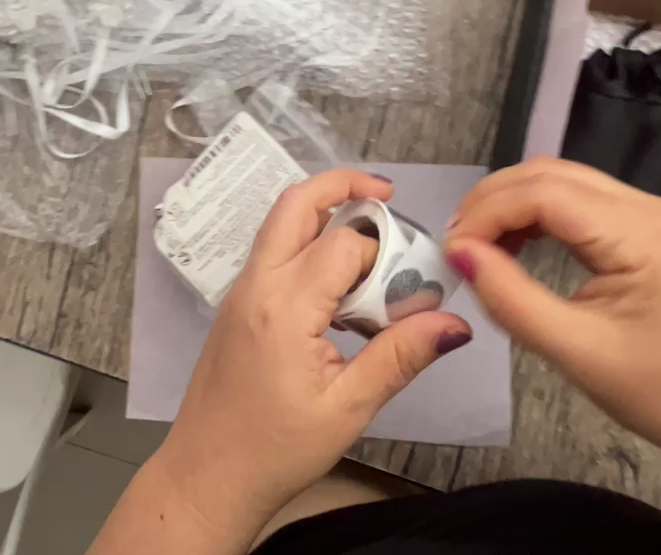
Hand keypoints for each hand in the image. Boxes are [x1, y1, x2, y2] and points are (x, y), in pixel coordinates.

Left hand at [152, 169, 474, 534]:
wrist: (205, 476)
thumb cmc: (275, 450)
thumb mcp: (348, 408)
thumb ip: (400, 356)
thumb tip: (454, 323)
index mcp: (284, 305)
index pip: (343, 244)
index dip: (383, 256)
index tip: (408, 289)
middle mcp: (257, 282)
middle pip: (296, 203)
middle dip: (342, 184)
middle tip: (387, 194)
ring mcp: (242, 288)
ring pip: (281, 221)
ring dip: (323, 210)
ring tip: (370, 233)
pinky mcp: (238, 300)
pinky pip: (273, 249)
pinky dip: (306, 240)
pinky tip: (338, 276)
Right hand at [444, 158, 660, 464]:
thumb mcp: (577, 354)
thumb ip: (510, 298)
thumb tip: (458, 253)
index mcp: (643, 235)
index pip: (545, 193)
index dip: (489, 212)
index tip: (452, 252)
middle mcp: (650, 207)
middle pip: (549, 174)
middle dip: (493, 201)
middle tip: (457, 245)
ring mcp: (651, 212)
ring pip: (559, 180)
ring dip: (511, 204)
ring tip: (478, 245)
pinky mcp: (645, 225)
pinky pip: (576, 200)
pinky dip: (535, 213)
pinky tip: (515, 243)